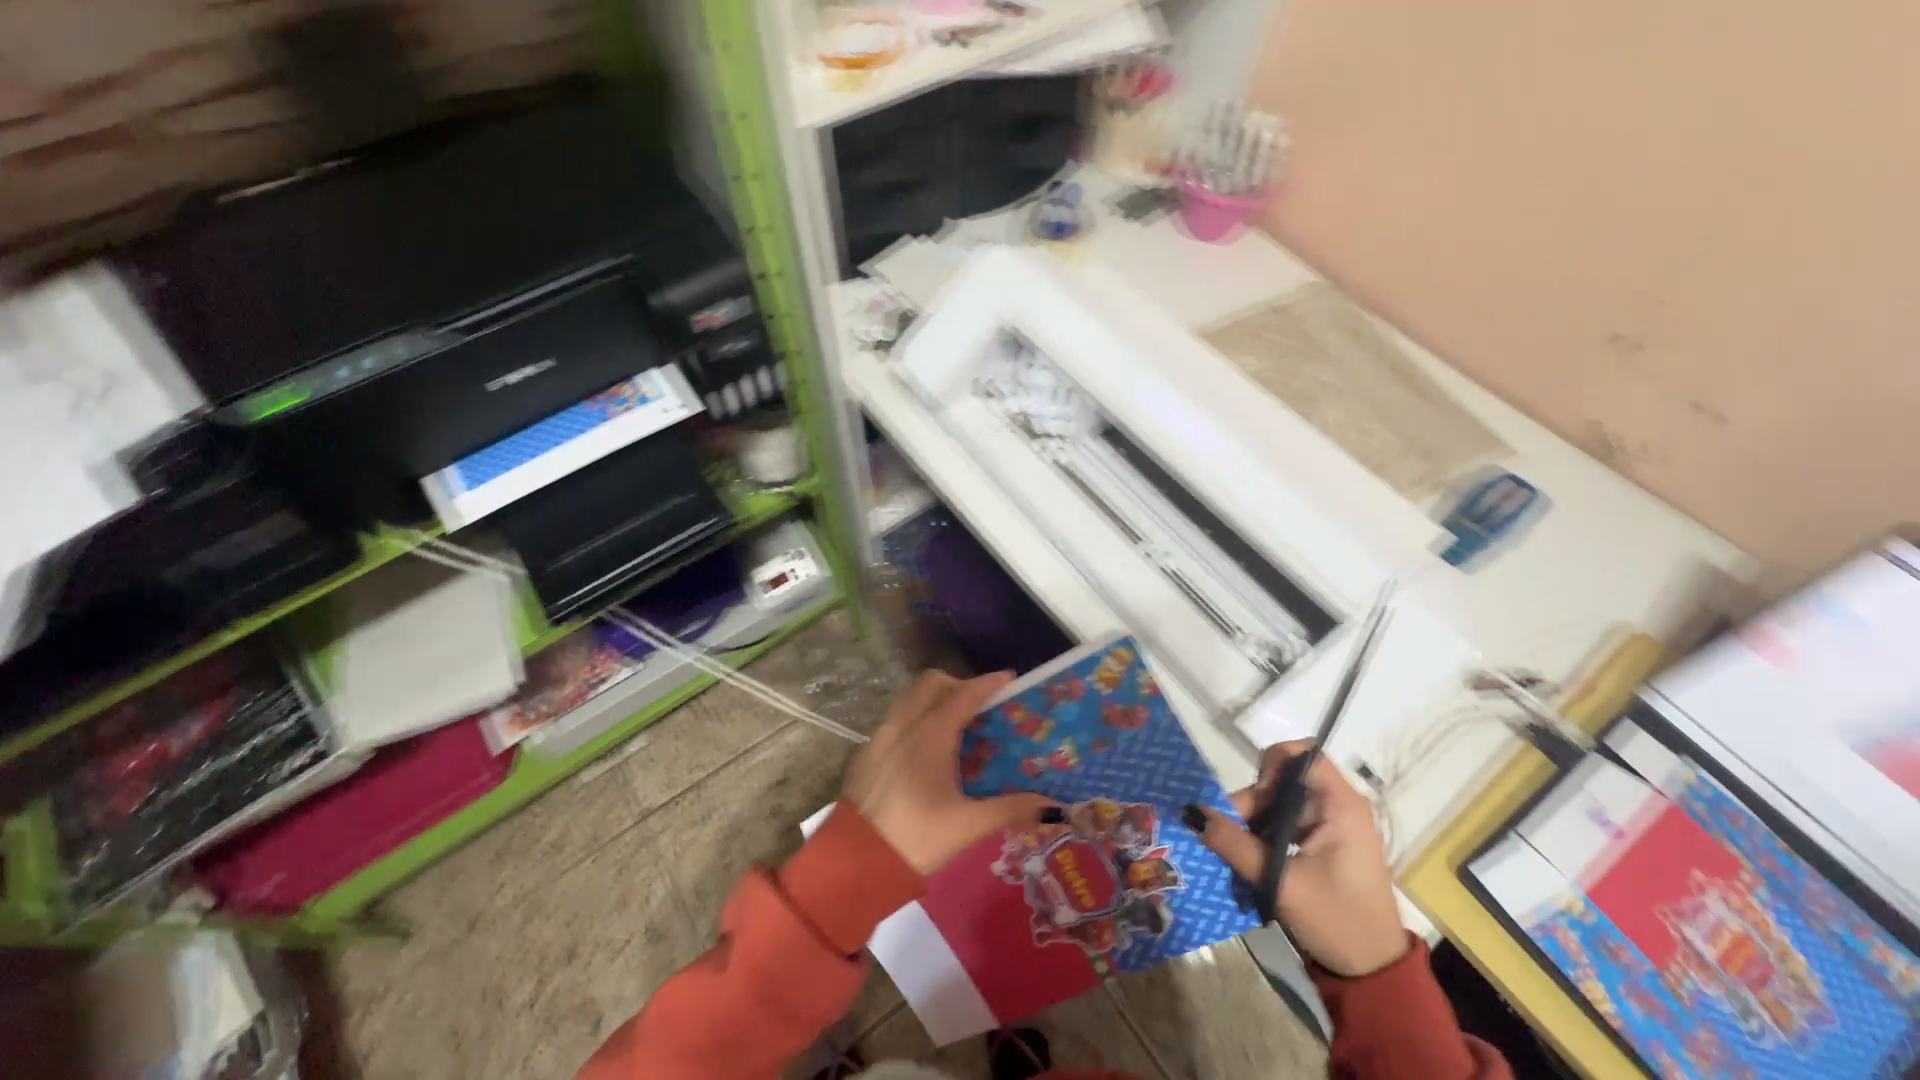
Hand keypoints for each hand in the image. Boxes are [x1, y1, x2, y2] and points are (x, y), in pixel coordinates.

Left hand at [841, 671, 1060, 874]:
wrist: (856, 861)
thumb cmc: (916, 837)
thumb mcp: (969, 825)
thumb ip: (1012, 809)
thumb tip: (1054, 807)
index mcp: (930, 734)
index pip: (963, 694)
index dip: (988, 684)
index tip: (1009, 681)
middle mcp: (903, 725)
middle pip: (932, 684)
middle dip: (958, 686)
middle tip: (982, 707)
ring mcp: (880, 736)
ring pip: (910, 700)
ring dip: (935, 701)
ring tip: (958, 729)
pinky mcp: (866, 753)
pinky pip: (896, 720)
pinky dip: (916, 720)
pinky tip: (928, 753)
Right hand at [1184, 740, 1408, 976]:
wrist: (1373, 970)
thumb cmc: (1336, 920)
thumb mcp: (1280, 883)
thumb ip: (1235, 845)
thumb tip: (1192, 813)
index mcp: (1340, 805)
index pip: (1304, 754)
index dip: (1272, 763)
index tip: (1251, 796)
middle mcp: (1339, 805)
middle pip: (1286, 779)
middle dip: (1254, 800)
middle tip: (1229, 832)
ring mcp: (1333, 824)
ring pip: (1283, 801)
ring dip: (1256, 819)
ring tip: (1235, 848)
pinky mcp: (1325, 842)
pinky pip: (1289, 821)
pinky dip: (1267, 833)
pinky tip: (1250, 854)